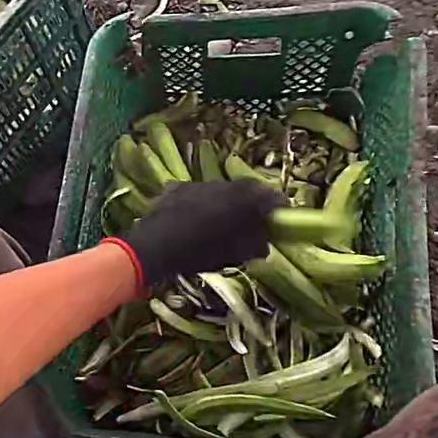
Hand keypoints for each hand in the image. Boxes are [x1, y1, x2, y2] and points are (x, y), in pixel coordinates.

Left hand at [112, 179, 279, 288]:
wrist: (155, 246)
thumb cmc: (200, 252)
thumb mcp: (235, 254)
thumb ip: (255, 244)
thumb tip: (264, 242)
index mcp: (244, 197)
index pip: (273, 198)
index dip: (280, 209)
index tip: (281, 220)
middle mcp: (225, 183)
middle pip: (248, 190)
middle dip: (254, 204)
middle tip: (255, 221)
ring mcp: (200, 183)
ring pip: (222, 191)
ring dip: (227, 203)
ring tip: (223, 222)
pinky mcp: (179, 187)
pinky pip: (198, 194)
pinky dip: (202, 204)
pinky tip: (196, 220)